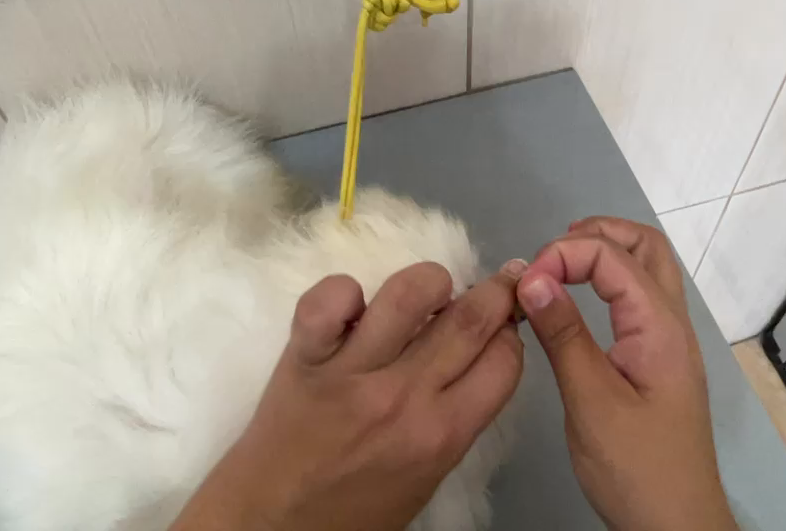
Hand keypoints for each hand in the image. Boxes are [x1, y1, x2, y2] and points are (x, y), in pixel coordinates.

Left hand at [171, 259, 526, 530]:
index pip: (503, 361)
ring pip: (409, 292)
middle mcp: (403, 398)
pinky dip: (343, 288)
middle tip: (497, 279)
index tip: (506, 318)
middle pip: (470, 319)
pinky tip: (352, 304)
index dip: (511, 331)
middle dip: (495, 290)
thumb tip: (484, 345)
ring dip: (431, 280)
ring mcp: (352, 372)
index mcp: (441, 435)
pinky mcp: (305, 354)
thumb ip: (458, 412)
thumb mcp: (428, 472)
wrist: (273, 527)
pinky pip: (329, 297)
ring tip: (428, 291)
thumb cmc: (357, 505)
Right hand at [518, 217, 739, 530]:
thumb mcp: (591, 402)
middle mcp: (671, 322)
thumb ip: (563, 334)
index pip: (613, 255)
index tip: (527, 284)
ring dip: (607, 250)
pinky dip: (609, 277)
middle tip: (552, 251)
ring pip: (648, 267)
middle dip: (597, 232)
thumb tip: (532, 276)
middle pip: (646, 245)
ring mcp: (669, 339)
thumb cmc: (636, 468)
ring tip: (562, 263)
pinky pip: (640, 294)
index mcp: (659, 325)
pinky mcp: (659, 357)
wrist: (678, 529)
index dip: (564, 254)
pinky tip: (581, 294)